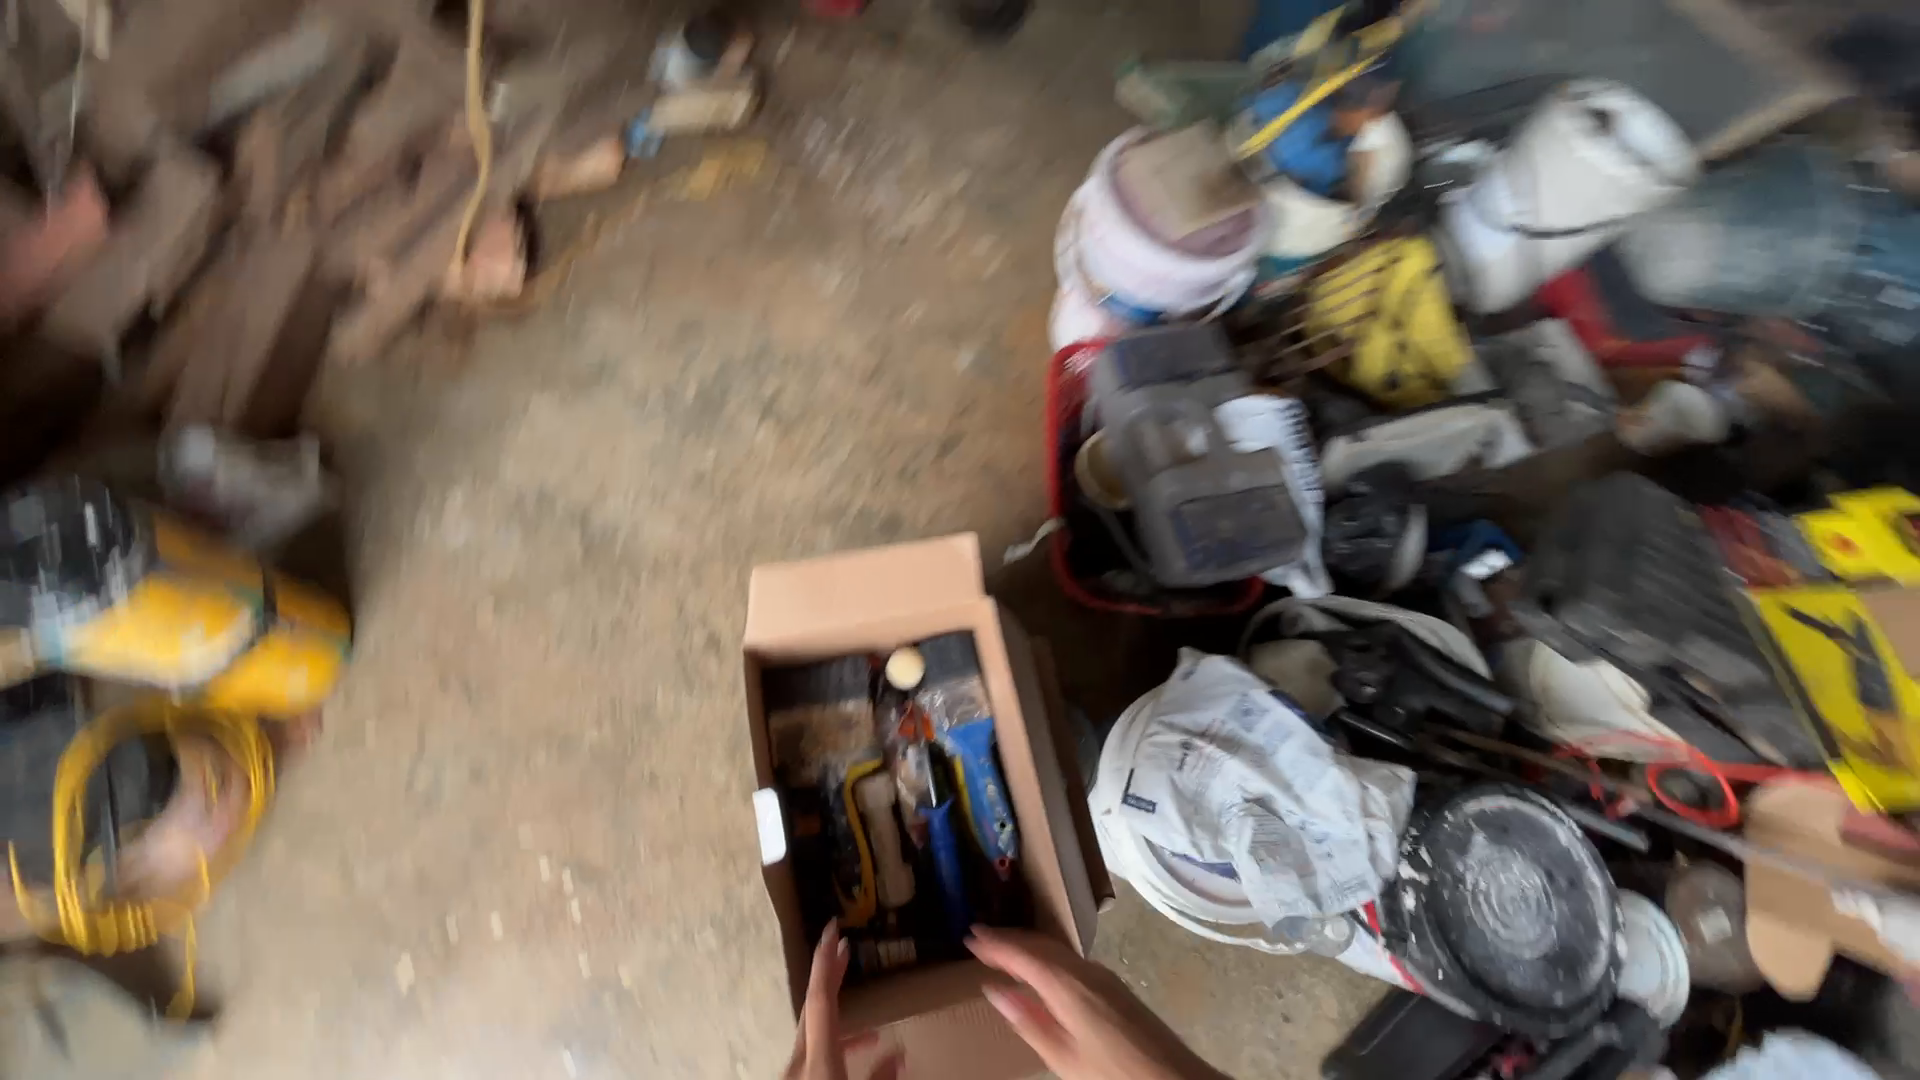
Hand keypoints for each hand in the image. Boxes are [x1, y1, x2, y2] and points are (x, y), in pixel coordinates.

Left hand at [783, 921, 904, 1079]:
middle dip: (828, 971)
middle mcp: (799, 1059)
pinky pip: (814, 1047)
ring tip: (854, 989)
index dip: (824, 960)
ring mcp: (793, 1069)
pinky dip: (835, 1037)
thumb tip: (899, 1052)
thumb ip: (880, 1076)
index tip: (831, 928)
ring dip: (834, 1003)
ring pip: (813, 1025)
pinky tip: (859, 1043)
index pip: (819, 998)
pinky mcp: (795, 1078)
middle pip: (814, 1004)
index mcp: (817, 1057)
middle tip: (843, 943)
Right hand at [967, 925, 1228, 1079]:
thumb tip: (996, 990)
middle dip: (1009, 939)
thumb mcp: (1064, 1058)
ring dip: (1028, 946)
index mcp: (1067, 984)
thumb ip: (1030, 1021)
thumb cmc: (1114, 1074)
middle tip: (980, 936)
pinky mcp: (1114, 984)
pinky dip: (1047, 956)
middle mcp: (1084, 969)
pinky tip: (1041, 968)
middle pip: (1040, 945)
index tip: (970, 935)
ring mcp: (1102, 974)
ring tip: (1003, 948)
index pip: (1024, 954)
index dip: (995, 943)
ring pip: (1057, 949)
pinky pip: (1070, 958)